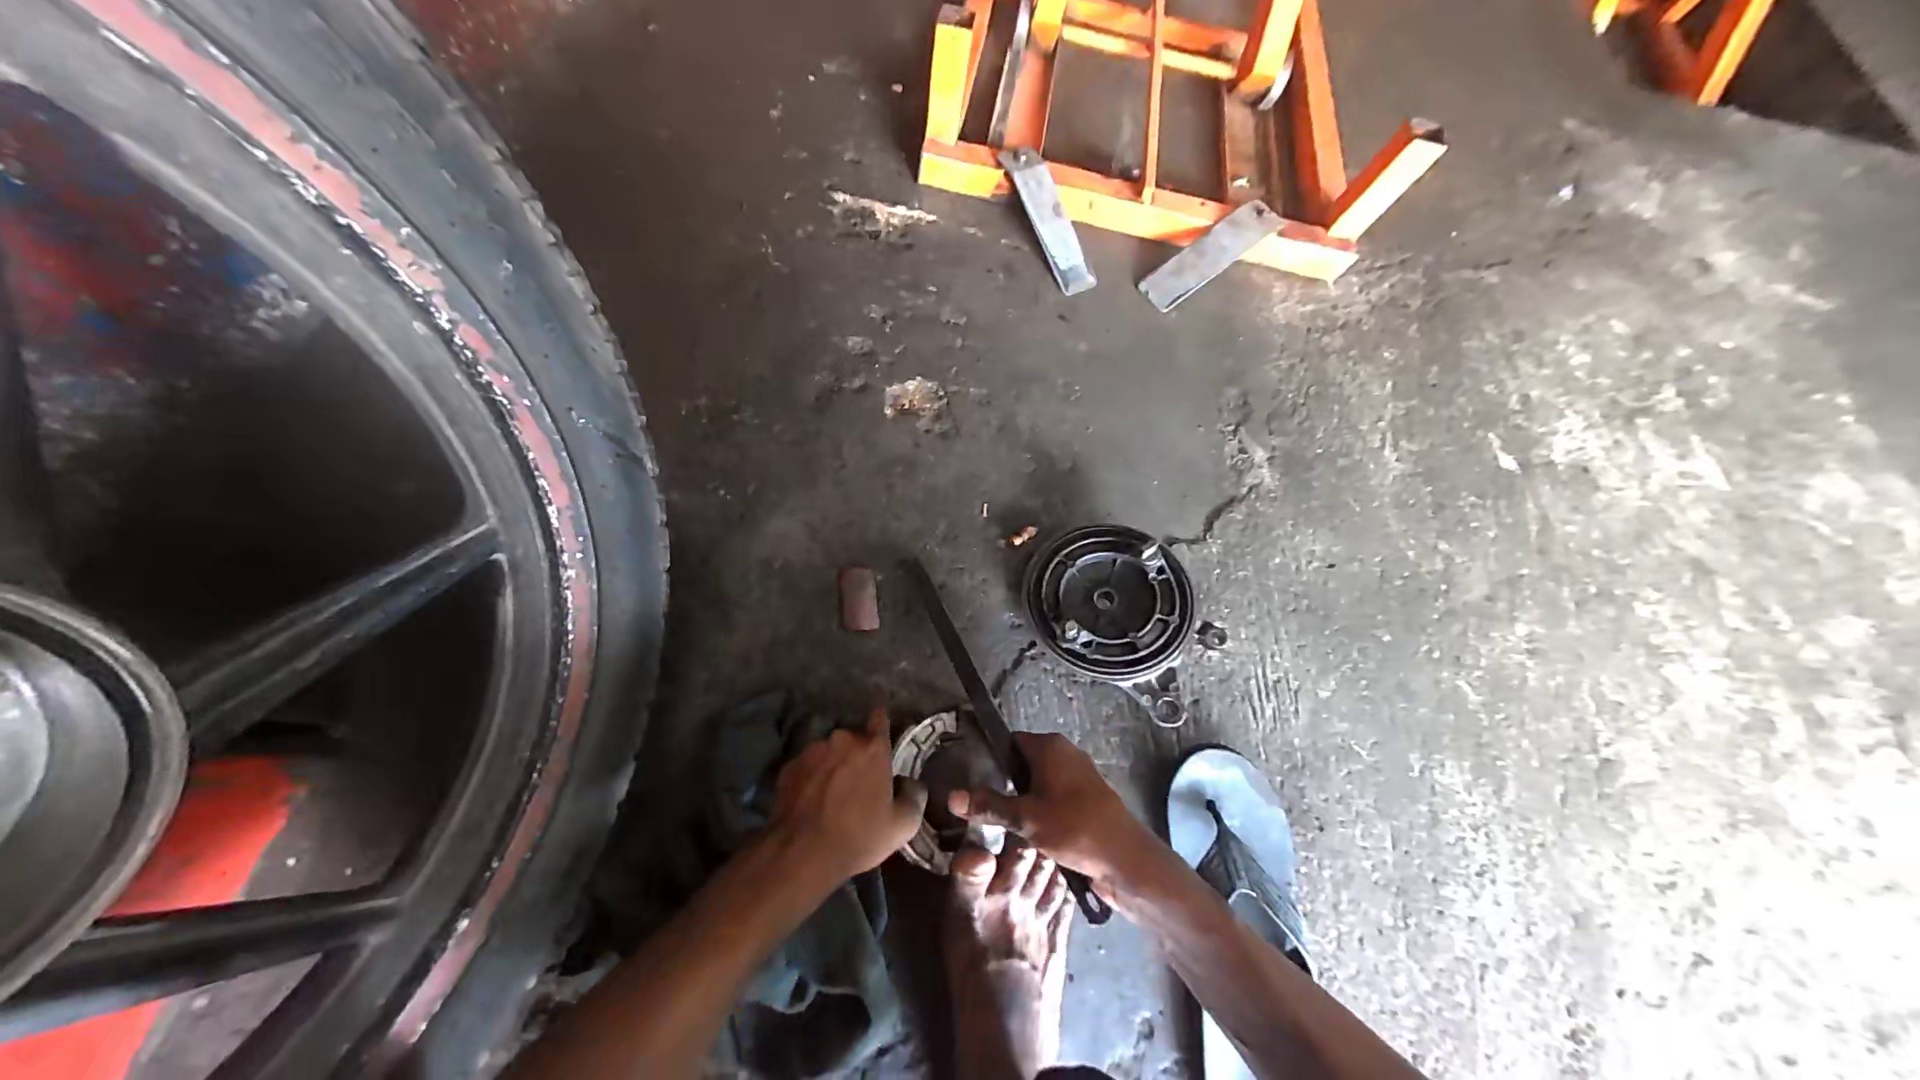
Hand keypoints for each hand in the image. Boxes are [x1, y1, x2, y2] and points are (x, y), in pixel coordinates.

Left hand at [770, 706, 927, 884]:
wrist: (803, 854)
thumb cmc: (860, 837)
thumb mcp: (903, 825)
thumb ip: (914, 795)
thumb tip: (909, 782)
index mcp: (872, 748)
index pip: (879, 717)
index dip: (881, 723)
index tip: (880, 733)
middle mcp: (842, 740)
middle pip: (853, 740)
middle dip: (855, 755)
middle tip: (857, 783)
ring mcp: (812, 751)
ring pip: (827, 752)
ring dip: (832, 765)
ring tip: (830, 795)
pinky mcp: (789, 767)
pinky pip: (806, 766)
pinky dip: (810, 778)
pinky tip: (810, 801)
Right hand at [948, 732, 1155, 886]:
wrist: (1124, 858)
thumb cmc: (1073, 827)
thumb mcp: (1024, 819)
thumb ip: (988, 806)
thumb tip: (952, 796)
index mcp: (1050, 746)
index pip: (1010, 741)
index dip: (992, 760)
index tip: (978, 784)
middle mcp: (1066, 753)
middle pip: (1024, 764)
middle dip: (1008, 786)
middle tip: (988, 811)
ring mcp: (1080, 775)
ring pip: (1040, 784)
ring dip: (1026, 803)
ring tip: (1007, 827)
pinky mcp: (1089, 798)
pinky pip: (1056, 799)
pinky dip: (1044, 812)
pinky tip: (1033, 836)